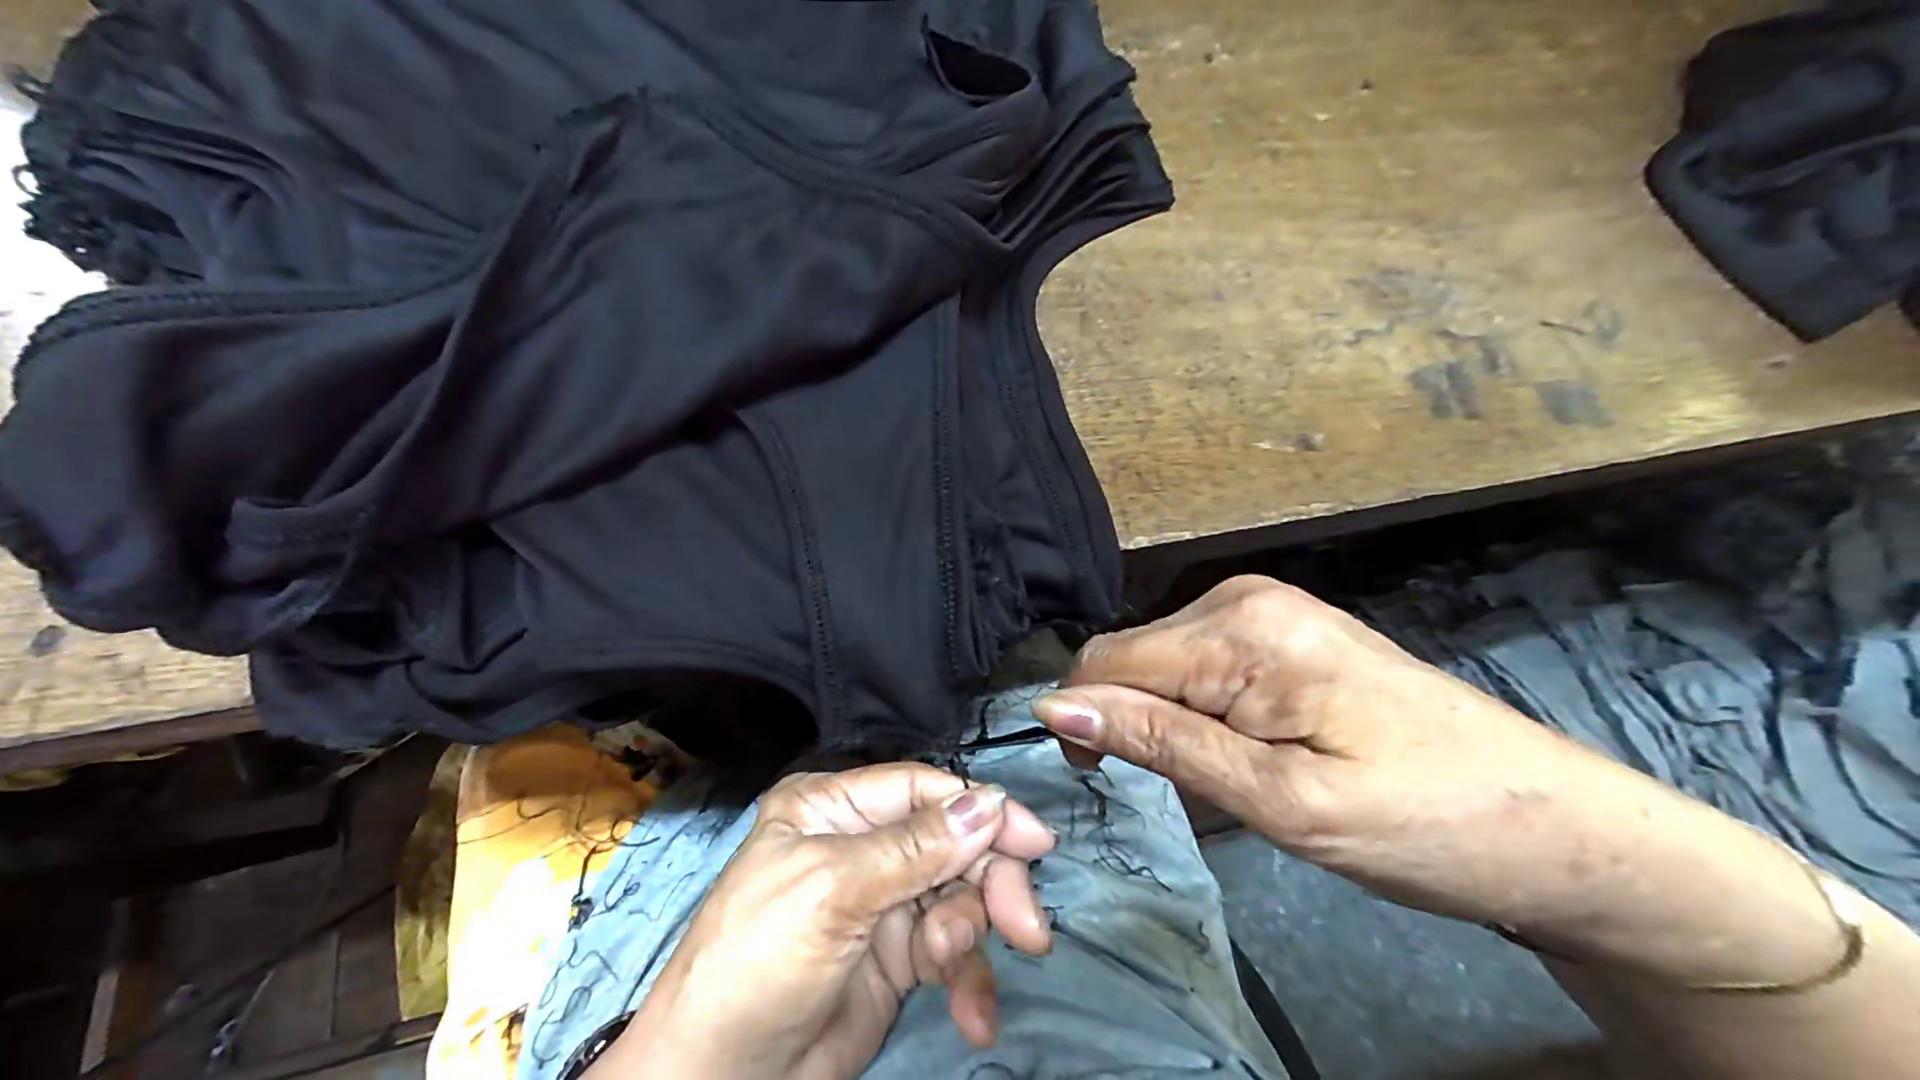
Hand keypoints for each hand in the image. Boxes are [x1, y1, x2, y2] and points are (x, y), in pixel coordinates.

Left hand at [589, 763, 1054, 1079]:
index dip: (979, 809)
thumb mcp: (833, 890)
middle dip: (989, 883)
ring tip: (957, 976)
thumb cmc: (760, 960)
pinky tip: (973, 1016)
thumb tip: (990, 801)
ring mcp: (881, 901)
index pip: (922, 790)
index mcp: (834, 808)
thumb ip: (916, 848)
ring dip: (972, 937)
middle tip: (1027, 930)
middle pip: (950, 843)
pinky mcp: (896, 957)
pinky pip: (951, 951)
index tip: (1034, 841)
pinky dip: (968, 980)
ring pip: (958, 897)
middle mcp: (862, 844)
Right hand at [1033, 576, 1848, 985]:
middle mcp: (1242, 598)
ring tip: (1228, 781)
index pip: (1106, 661)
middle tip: (1192, 796)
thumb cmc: (1425, 824)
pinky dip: (1198, 712)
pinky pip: (1200, 664)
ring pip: (1161, 663)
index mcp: (1239, 628)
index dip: (1085, 721)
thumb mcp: (1280, 800)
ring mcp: (1267, 609)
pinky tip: (1245, 751)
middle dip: (1133, 724)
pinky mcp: (1285, 630)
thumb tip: (1056, 707)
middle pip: (1131, 658)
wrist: (1561, 828)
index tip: (1103, 783)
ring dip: (1167, 723)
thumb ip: (1162, 742)